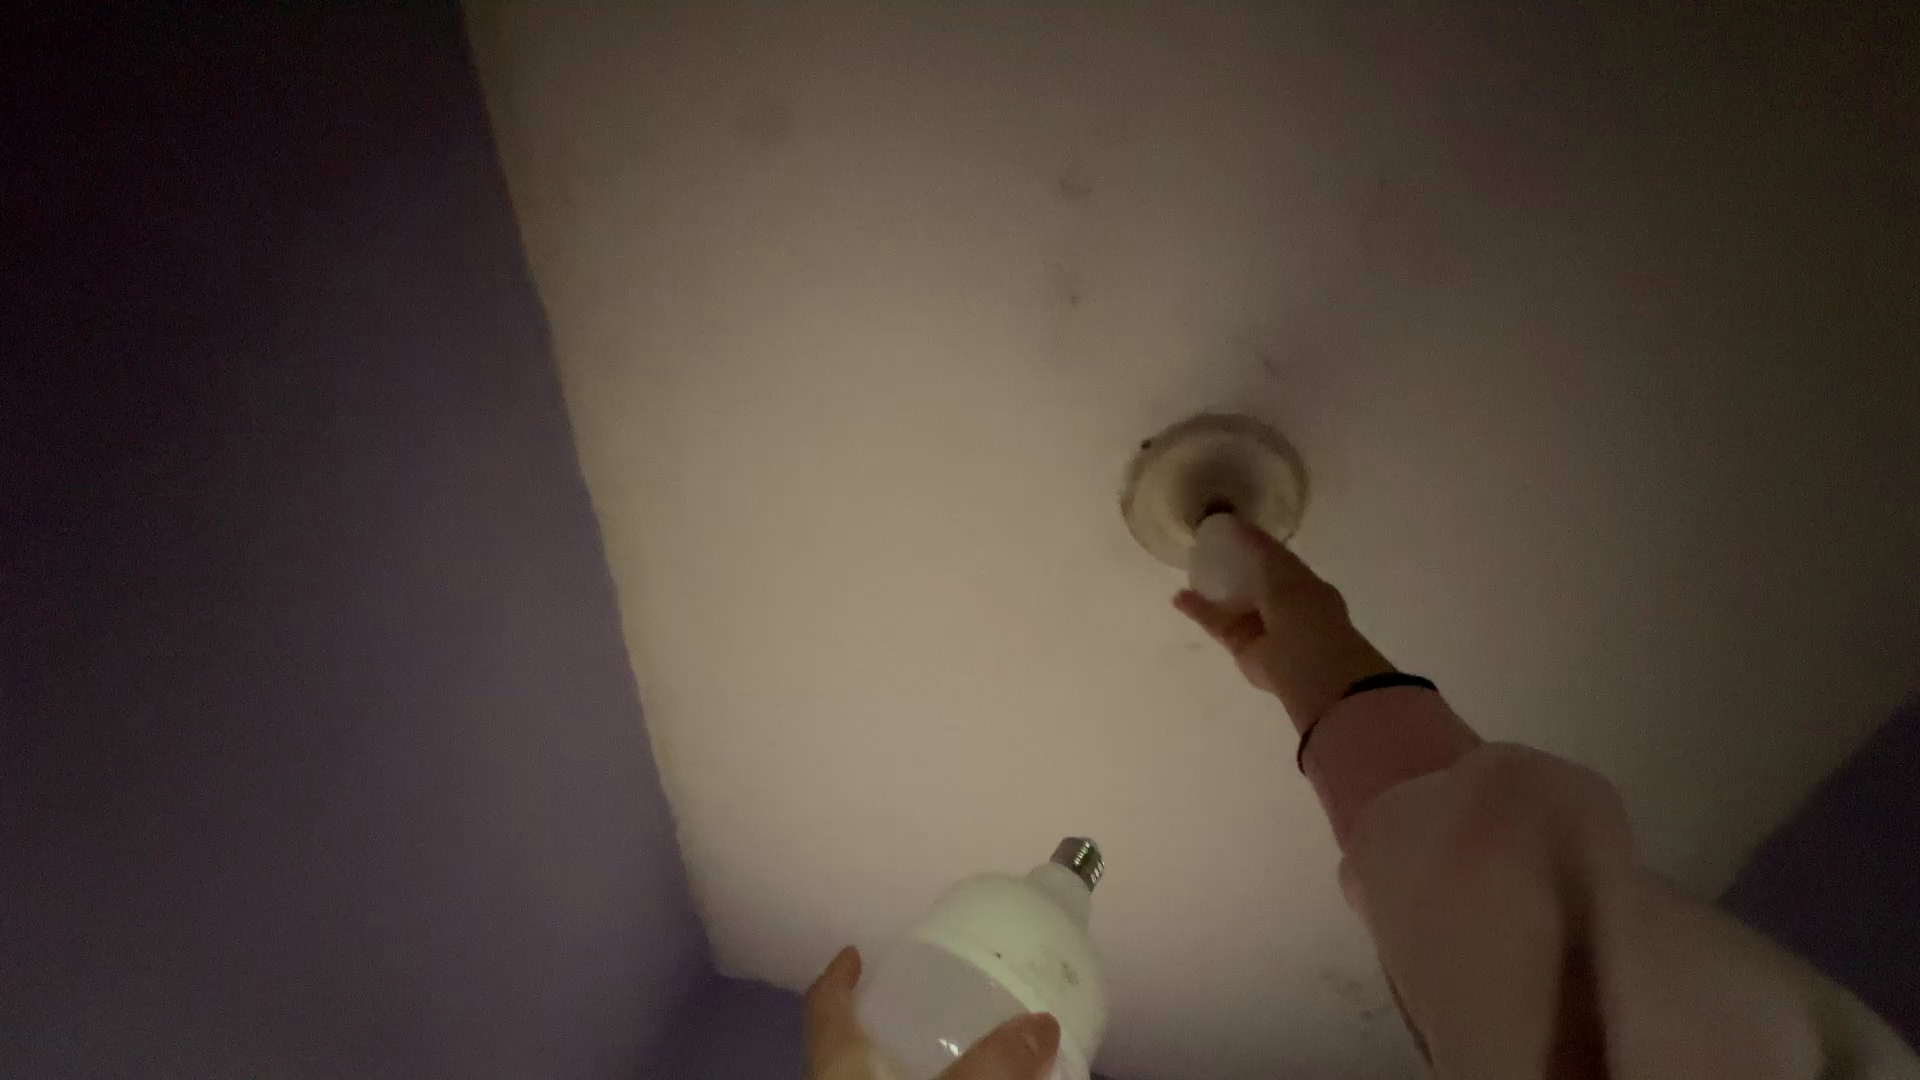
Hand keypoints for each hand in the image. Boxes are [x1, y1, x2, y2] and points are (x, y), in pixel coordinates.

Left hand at [805, 947, 1061, 1079]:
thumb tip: (1044, 1023)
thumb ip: (994, 1064)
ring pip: (874, 1077)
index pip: (824, 1004)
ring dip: (908, 1061)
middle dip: (887, 1018)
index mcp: (837, 1064)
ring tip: (955, 1046)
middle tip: (932, 996)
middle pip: (849, 1043)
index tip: (854, 951)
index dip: (838, 976)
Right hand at [1171, 517, 1392, 730]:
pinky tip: (1179, 597)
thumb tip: (1235, 522)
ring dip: (1211, 590)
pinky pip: (1218, 624)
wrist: (1311, 669)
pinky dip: (1199, 612)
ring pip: (1232, 604)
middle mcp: (1283, 605)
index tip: (1227, 529)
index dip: (1253, 543)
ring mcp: (1262, 628)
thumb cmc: (1306, 612)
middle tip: (1203, 549)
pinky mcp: (1242, 647)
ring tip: (1188, 571)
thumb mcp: (1284, 571)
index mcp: (1303, 584)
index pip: (1275, 559)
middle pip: (1251, 581)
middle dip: (1230, 567)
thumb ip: (1257, 548)